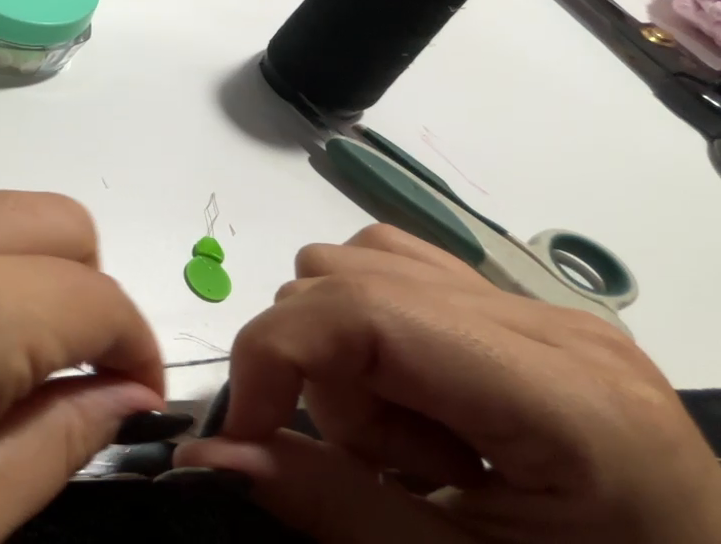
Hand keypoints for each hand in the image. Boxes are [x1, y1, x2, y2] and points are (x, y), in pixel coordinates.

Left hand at [0, 192, 164, 543]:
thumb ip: (58, 440)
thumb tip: (122, 395)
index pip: (98, 297)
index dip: (135, 350)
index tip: (134, 403)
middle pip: (59, 224)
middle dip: (87, 295)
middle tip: (74, 382)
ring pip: (1, 216)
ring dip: (30, 277)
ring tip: (7, 372)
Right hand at [177, 225, 720, 542]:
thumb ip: (330, 506)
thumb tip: (209, 452)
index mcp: (562, 394)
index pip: (358, 311)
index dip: (271, 355)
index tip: (244, 432)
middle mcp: (550, 323)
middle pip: (343, 285)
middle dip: (320, 375)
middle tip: (380, 470)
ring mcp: (540, 308)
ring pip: (354, 265)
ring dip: (340, 351)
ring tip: (407, 441)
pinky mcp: (521, 310)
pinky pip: (391, 265)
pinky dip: (364, 321)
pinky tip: (411, 396)